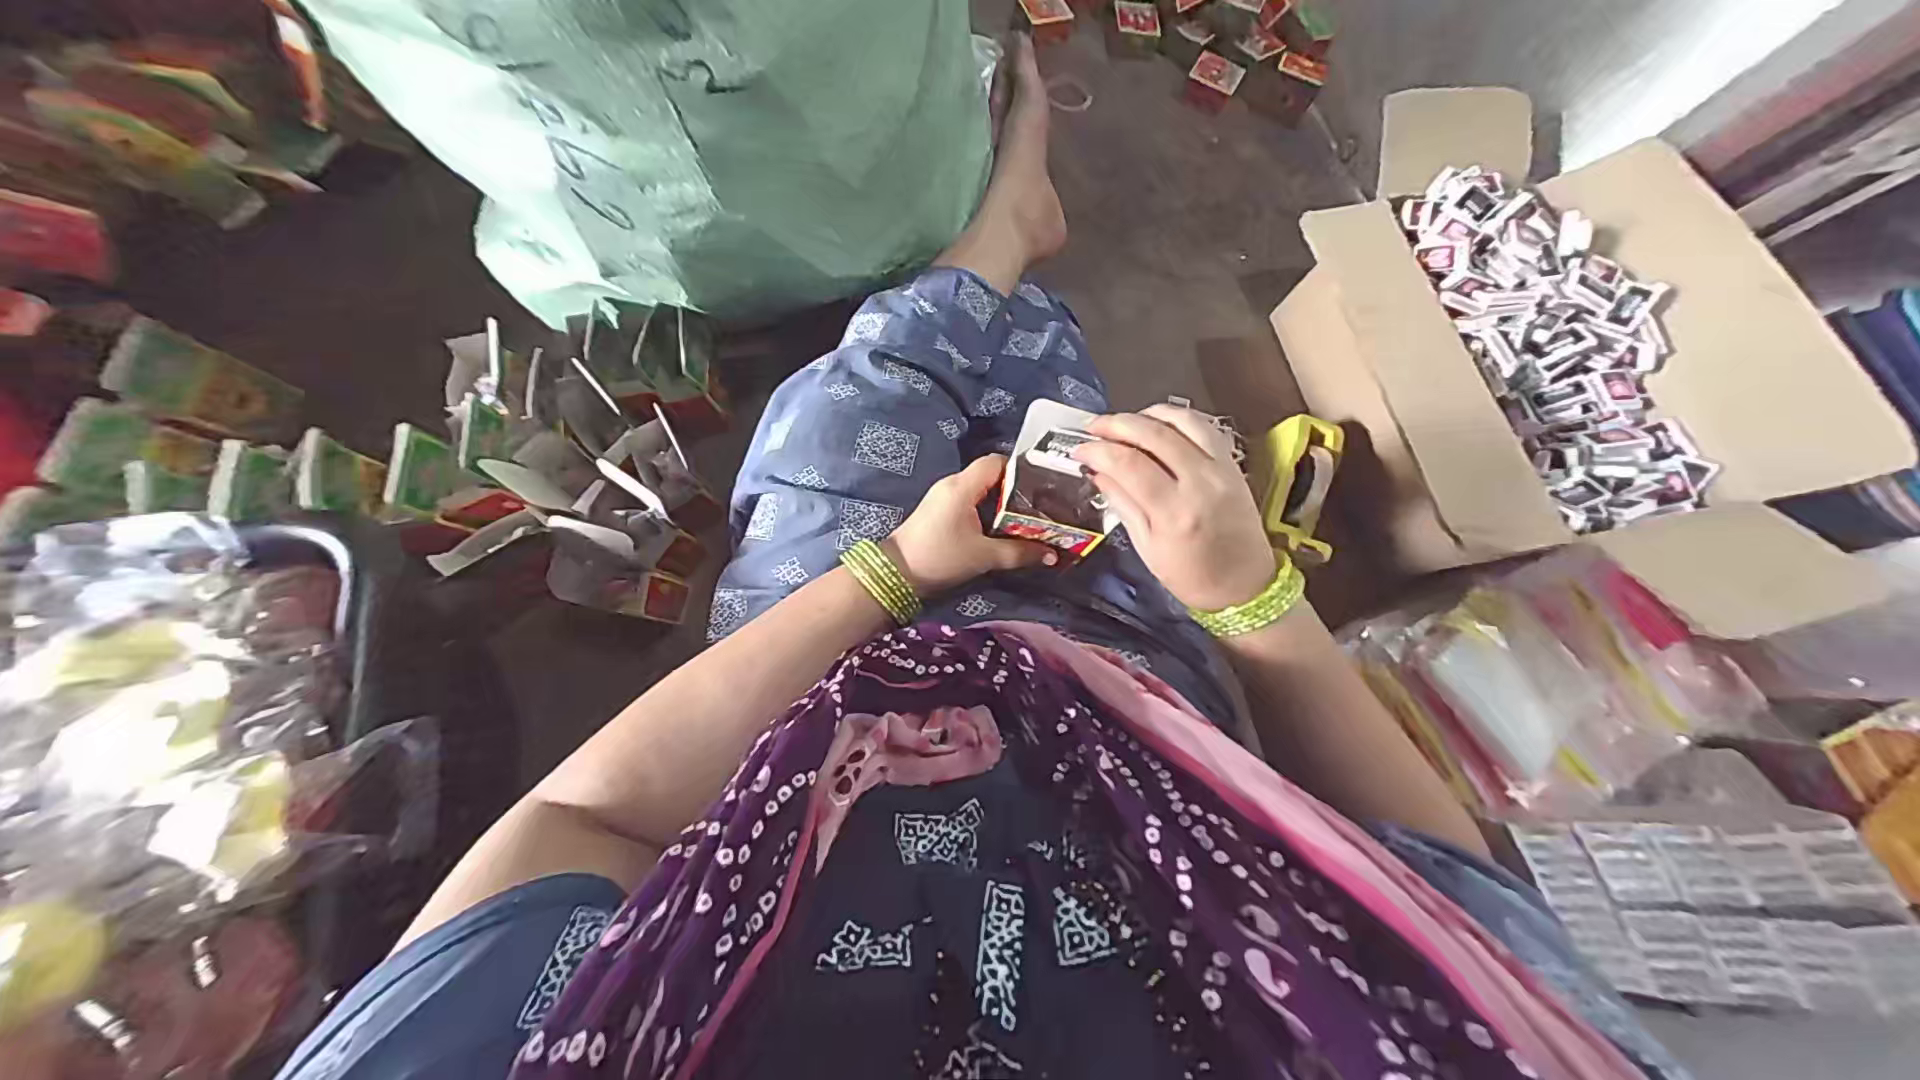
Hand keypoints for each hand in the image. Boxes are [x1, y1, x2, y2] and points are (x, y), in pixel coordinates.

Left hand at [885, 455, 1057, 594]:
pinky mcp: (939, 510)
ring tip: (1025, 517)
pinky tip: (1001, 526)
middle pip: (990, 475)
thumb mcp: (984, 557)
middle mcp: (952, 484)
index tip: (1040, 487)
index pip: (996, 462)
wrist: (897, 574)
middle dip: (1015, 489)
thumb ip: (1020, 553)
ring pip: (980, 489)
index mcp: (962, 486)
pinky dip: (986, 509)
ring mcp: (943, 496)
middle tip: (1039, 505)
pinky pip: (969, 500)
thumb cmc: (940, 558)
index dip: (1020, 470)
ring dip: (1001, 502)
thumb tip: (1052, 555)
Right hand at [1073, 405, 1276, 610]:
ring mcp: (1221, 469)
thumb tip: (1097, 472)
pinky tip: (1157, 423)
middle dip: (1116, 424)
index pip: (1128, 463)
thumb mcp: (1146, 547)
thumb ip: (1123, 503)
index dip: (1098, 450)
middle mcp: (1200, 483)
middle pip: (1153, 434)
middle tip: (1093, 427)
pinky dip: (1176, 418)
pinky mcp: (1233, 464)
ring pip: (1181, 421)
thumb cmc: (1191, 577)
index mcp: (1174, 512)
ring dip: (1146, 414)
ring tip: (1123, 422)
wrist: (1246, 585)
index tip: (1079, 448)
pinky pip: (1204, 427)